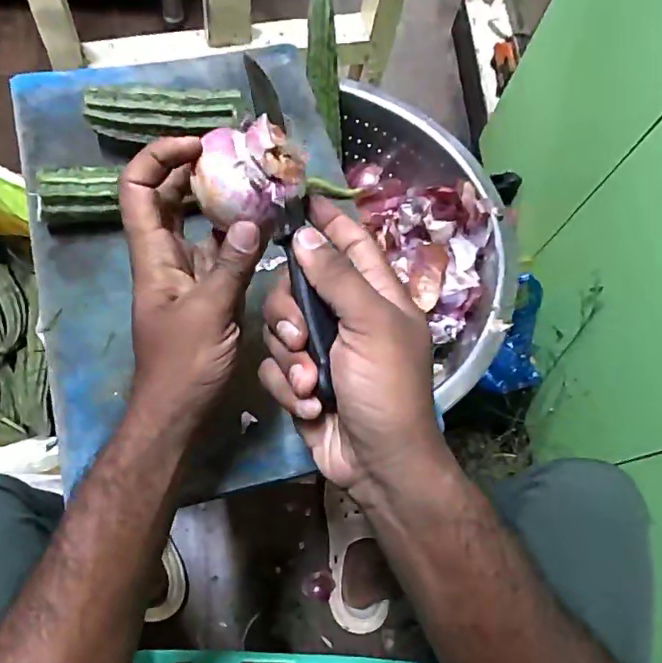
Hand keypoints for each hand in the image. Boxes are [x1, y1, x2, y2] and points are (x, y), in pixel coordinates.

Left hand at [120, 137, 261, 424]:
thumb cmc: (182, 367)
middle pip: (166, 197)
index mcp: (152, 255)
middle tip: (236, 154)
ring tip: (254, 177)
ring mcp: (186, 273)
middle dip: (195, 169)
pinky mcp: (207, 290)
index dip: (159, 157)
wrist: (176, 413)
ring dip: (218, 197)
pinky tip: (263, 220)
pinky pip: (218, 249)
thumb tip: (250, 216)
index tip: (198, 146)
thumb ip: (230, 265)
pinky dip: (235, 231)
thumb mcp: (209, 313)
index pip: (136, 189)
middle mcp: (165, 256)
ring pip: (195, 222)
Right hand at [257, 196, 445, 495]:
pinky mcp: (300, 380)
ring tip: (309, 384)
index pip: (352, 243)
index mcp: (375, 295)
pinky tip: (308, 407)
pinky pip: (275, 367)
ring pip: (279, 328)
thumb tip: (305, 235)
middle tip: (299, 336)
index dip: (329, 220)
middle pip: (298, 286)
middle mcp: (345, 316)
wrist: (377, 462)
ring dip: (290, 359)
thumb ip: (337, 278)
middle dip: (289, 312)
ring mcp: (321, 349)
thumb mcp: (370, 325)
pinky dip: (287, 387)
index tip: (300, 200)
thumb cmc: (386, 388)